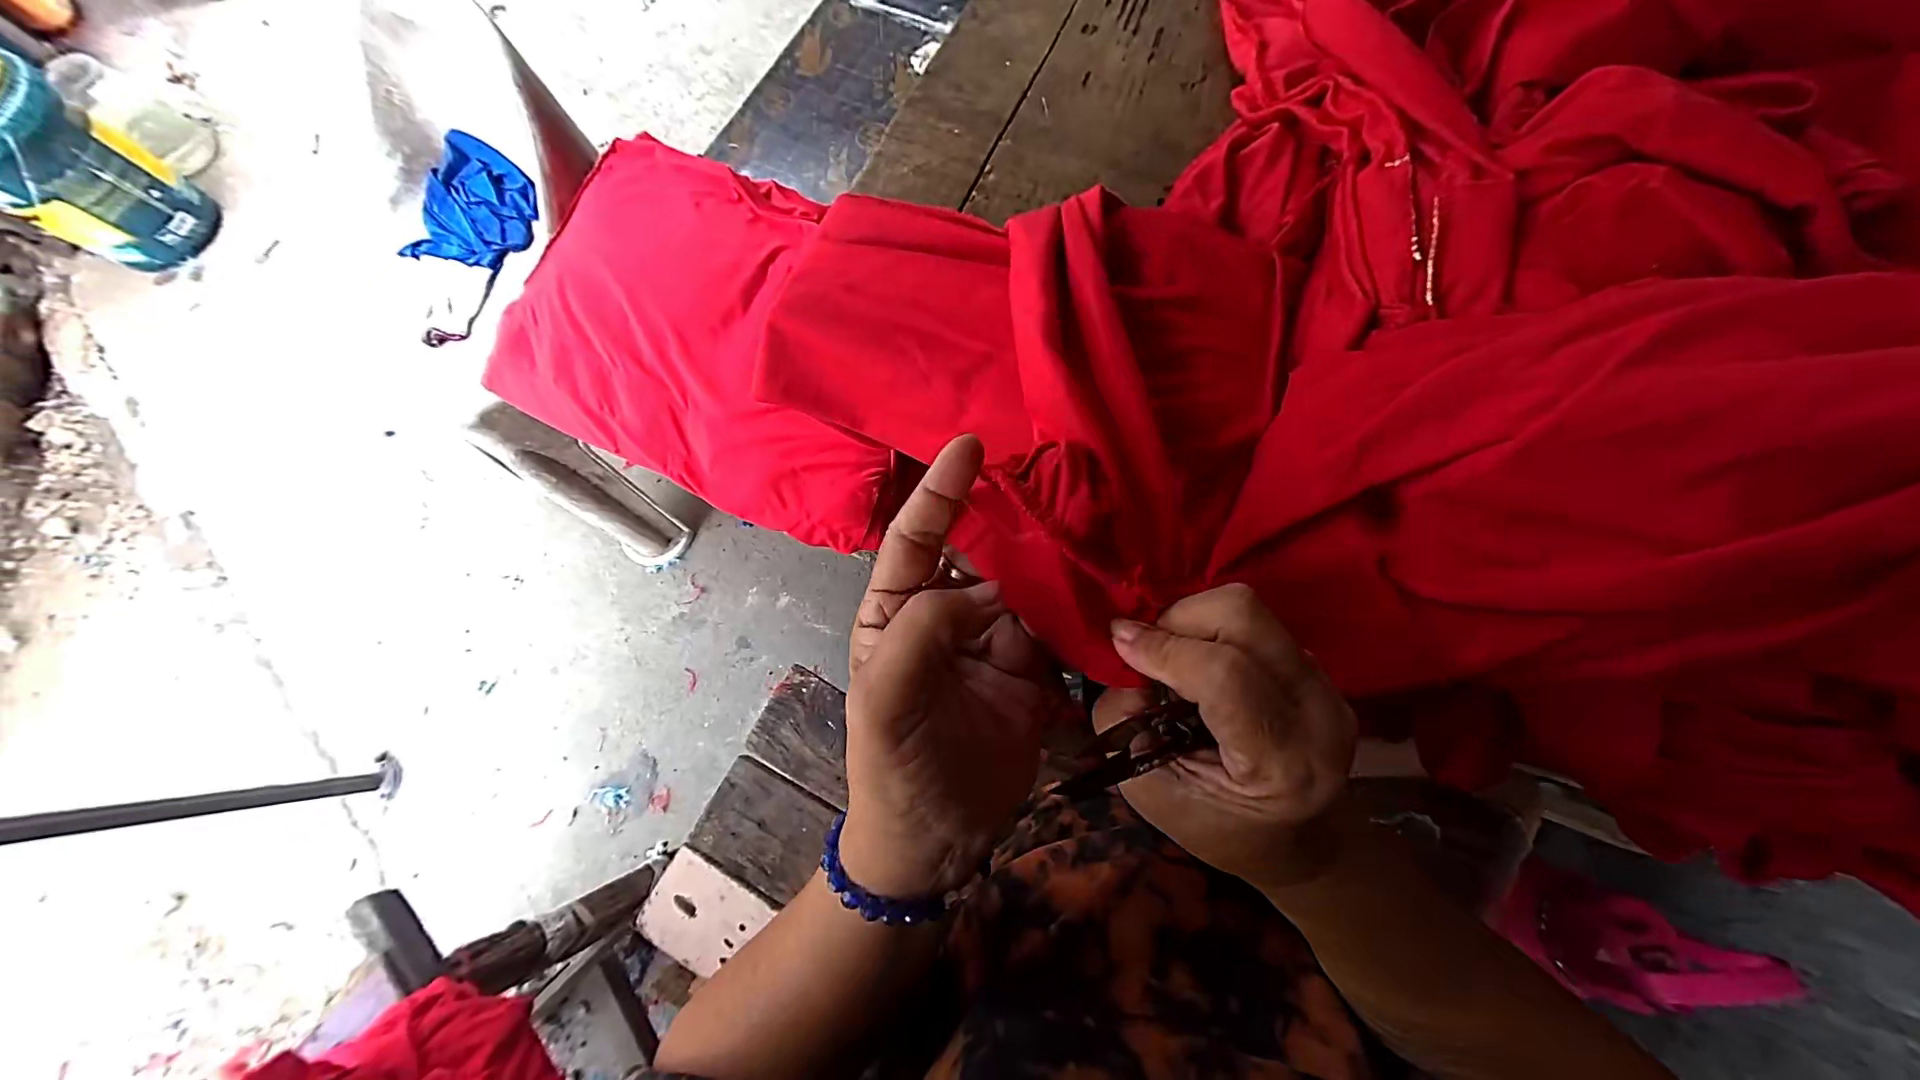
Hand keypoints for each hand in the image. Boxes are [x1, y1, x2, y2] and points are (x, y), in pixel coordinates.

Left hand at [842, 435, 1069, 897]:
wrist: (938, 841)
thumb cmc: (893, 769)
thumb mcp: (885, 701)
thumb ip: (919, 633)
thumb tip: (986, 591)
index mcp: (895, 612)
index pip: (915, 540)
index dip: (940, 492)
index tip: (969, 447)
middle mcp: (944, 616)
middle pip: (979, 553)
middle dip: (1009, 518)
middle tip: (1053, 480)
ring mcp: (992, 641)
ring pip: (1025, 586)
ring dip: (1051, 561)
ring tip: (1087, 526)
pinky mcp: (1032, 672)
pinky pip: (1055, 628)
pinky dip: (1076, 610)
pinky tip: (1100, 585)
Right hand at [1095, 584, 1356, 889]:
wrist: (1297, 843)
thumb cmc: (1218, 828)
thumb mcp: (1151, 792)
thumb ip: (1124, 724)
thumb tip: (1125, 660)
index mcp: (1280, 760)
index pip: (1224, 673)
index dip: (1162, 648)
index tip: (1118, 643)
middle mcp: (1317, 712)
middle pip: (1244, 615)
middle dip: (1179, 619)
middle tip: (1151, 652)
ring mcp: (1326, 686)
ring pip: (1248, 609)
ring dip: (1193, 621)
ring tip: (1174, 660)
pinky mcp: (1320, 669)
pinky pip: (1255, 622)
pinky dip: (1211, 629)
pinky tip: (1200, 665)